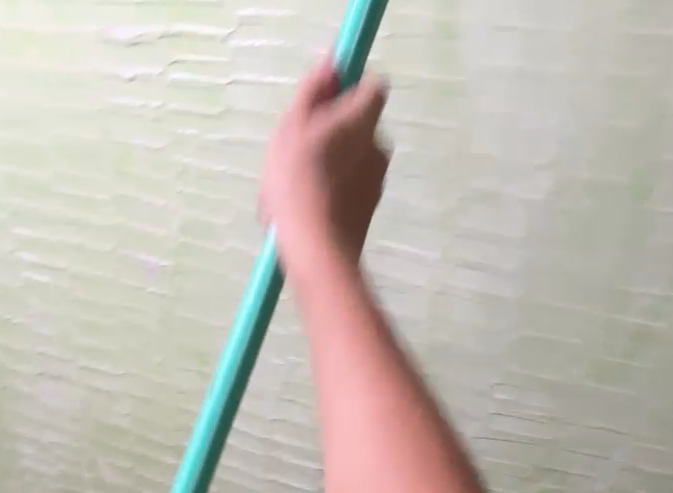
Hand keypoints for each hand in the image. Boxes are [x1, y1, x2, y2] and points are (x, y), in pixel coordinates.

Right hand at [261, 57, 389, 266]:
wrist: (315, 250)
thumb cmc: (298, 182)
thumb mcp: (293, 127)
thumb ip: (315, 90)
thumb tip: (333, 62)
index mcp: (364, 120)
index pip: (373, 86)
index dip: (349, 91)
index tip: (323, 105)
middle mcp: (379, 148)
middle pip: (360, 126)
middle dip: (334, 133)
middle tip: (301, 150)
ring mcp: (377, 183)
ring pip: (353, 161)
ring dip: (330, 166)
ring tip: (296, 188)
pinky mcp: (368, 212)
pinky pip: (350, 191)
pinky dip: (332, 194)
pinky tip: (305, 210)